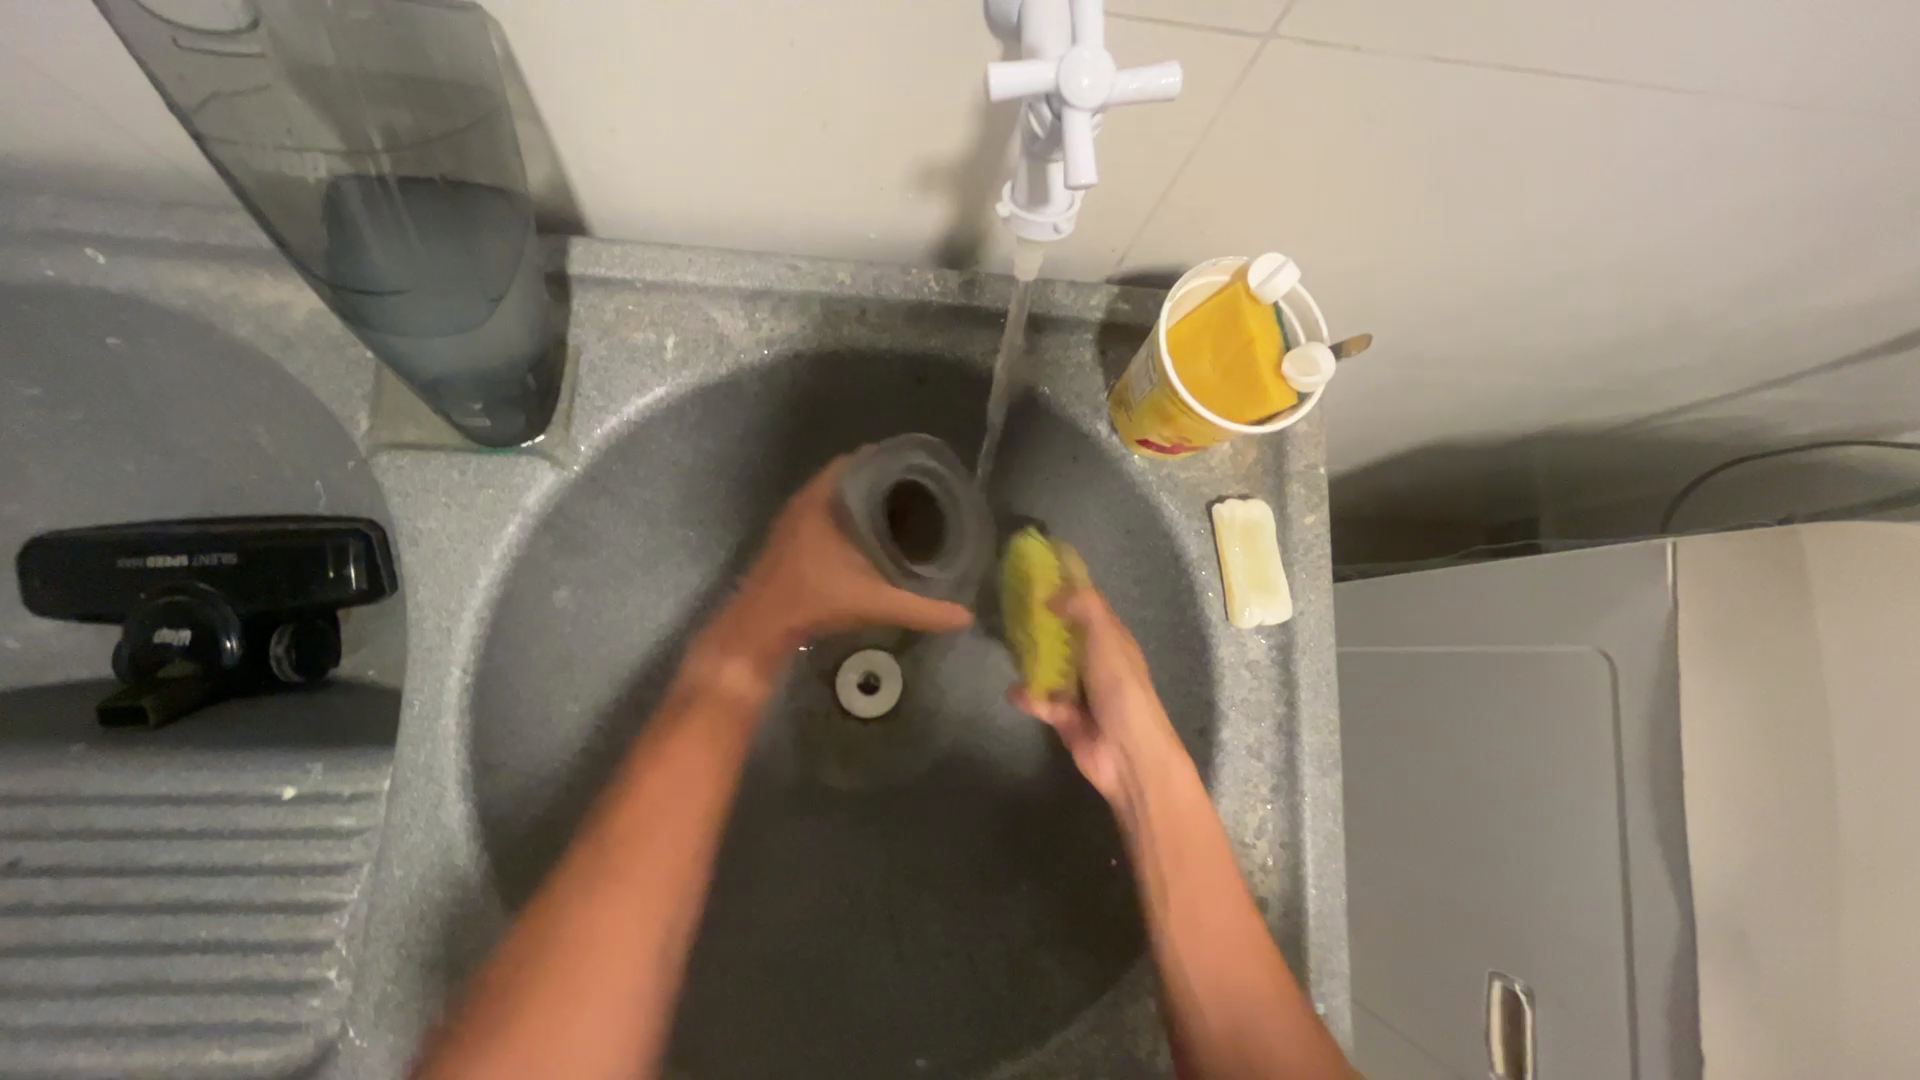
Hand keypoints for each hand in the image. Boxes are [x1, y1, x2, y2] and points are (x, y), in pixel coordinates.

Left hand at [731, 456, 974, 650]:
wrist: (759, 628)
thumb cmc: (815, 603)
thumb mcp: (874, 603)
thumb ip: (922, 609)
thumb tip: (965, 617)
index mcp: (825, 499)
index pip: (860, 459)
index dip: (890, 460)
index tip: (920, 469)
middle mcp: (807, 500)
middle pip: (850, 474)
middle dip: (883, 479)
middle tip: (919, 490)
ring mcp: (794, 518)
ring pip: (835, 493)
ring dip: (863, 497)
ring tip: (900, 507)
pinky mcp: (789, 536)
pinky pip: (824, 509)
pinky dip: (847, 513)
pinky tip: (868, 533)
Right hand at [1010, 577, 1184, 815]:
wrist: (1127, 751)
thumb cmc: (1120, 687)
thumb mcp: (1106, 636)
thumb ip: (1083, 607)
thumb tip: (1053, 595)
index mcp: (1112, 640)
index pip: (1088, 608)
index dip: (1067, 591)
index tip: (1037, 576)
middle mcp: (1096, 662)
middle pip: (1065, 638)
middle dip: (1042, 627)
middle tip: (1011, 612)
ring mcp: (1081, 691)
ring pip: (1050, 669)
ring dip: (1031, 663)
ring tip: (1008, 649)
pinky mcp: (1065, 718)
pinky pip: (1041, 701)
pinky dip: (1029, 696)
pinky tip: (1016, 691)